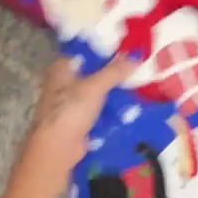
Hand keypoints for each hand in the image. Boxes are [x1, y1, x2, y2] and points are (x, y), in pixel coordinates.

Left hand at [17, 56, 135, 177]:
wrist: (58, 147)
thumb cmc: (71, 111)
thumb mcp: (95, 86)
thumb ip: (115, 71)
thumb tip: (136, 56)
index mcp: (62, 68)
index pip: (86, 52)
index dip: (106, 50)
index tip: (128, 49)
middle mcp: (64, 82)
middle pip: (93, 73)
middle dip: (114, 73)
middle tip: (138, 68)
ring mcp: (71, 103)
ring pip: (97, 92)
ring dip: (114, 92)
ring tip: (138, 86)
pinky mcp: (79, 120)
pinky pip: (99, 110)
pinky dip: (111, 109)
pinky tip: (129, 106)